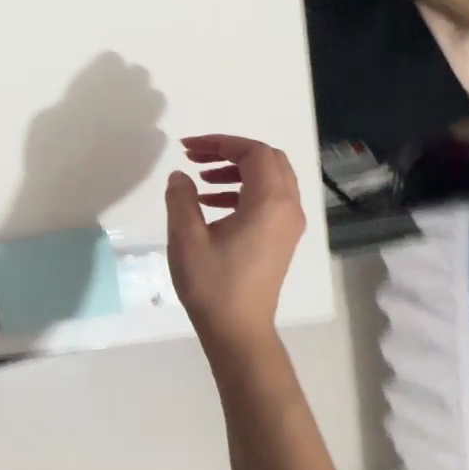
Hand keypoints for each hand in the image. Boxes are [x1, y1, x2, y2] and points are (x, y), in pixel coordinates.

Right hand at [165, 134, 305, 345]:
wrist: (237, 327)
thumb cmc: (211, 282)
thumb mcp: (186, 237)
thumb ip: (181, 199)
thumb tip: (180, 176)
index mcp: (269, 203)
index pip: (254, 154)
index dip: (221, 143)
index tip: (187, 147)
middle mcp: (288, 209)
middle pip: (269, 161)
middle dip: (231, 152)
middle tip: (194, 157)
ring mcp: (288, 225)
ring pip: (270, 180)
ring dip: (236, 171)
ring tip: (199, 179)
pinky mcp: (280, 239)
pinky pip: (268, 200)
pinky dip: (241, 190)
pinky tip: (210, 203)